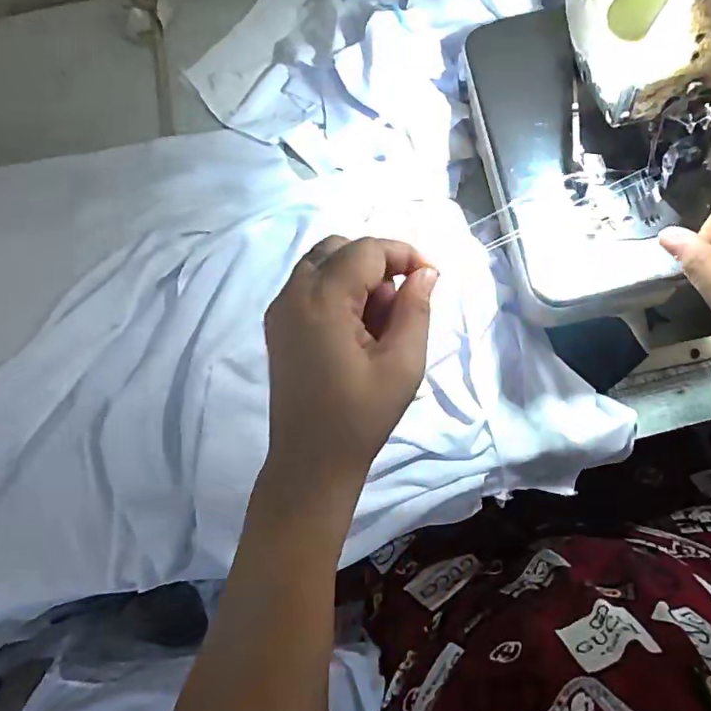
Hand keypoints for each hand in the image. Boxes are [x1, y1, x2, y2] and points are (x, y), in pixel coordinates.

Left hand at [264, 236, 438, 490]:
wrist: (311, 462)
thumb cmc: (361, 416)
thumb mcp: (403, 364)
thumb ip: (416, 309)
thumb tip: (425, 273)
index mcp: (321, 301)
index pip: (366, 250)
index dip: (404, 254)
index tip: (431, 276)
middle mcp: (292, 295)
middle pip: (340, 248)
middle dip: (379, 263)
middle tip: (403, 303)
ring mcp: (279, 310)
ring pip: (323, 263)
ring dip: (358, 276)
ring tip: (380, 322)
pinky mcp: (278, 326)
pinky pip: (310, 286)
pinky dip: (339, 291)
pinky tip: (357, 331)